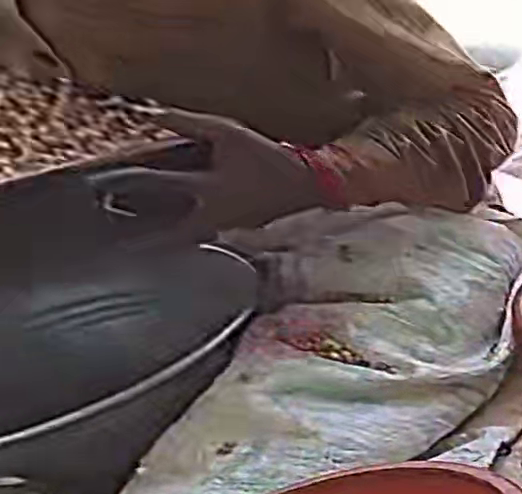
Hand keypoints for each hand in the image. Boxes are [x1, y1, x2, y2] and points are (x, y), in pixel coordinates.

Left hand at [92, 109, 322, 237]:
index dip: (124, 186)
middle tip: (130, 243)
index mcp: (209, 189)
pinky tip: (197, 242)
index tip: (99, 190)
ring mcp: (240, 228)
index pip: (155, 186)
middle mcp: (221, 214)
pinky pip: (222, 239)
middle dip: (154, 237)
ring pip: (201, 239)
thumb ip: (184, 124)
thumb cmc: (273, 159)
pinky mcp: (255, 234)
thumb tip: (146, 115)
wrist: (318, 185)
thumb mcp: (227, 133)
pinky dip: (206, 241)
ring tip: (159, 247)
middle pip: (178, 231)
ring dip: (180, 243)